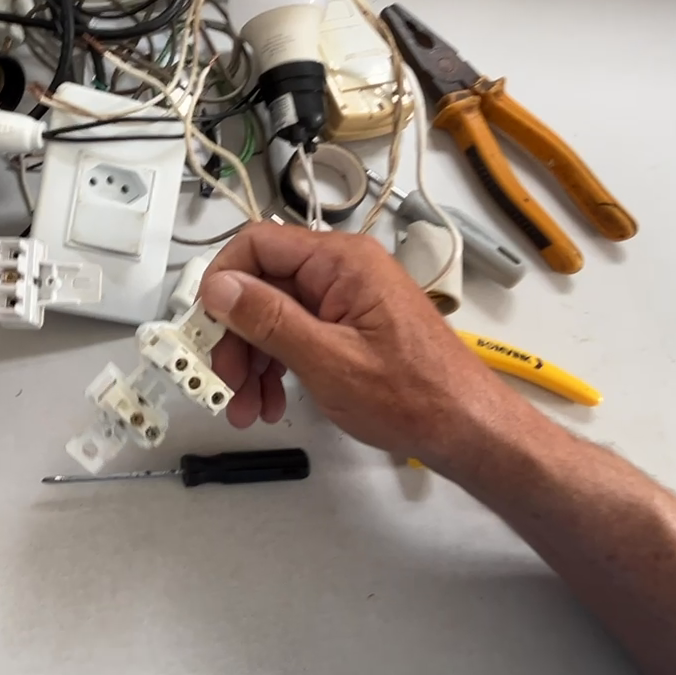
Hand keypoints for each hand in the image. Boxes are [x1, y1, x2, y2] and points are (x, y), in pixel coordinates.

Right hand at [199, 222, 522, 466]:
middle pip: (260, 286)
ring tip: (245, 406)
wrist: (469, 430)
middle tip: (224, 380)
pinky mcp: (345, 323)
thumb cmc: (414, 397)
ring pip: (272, 315)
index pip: (257, 244)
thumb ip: (269, 319)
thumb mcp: (327, 361)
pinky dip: (275, 366)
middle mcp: (340, 270)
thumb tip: (219, 286)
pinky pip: (294, 333)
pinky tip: (268, 401)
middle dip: (236, 335)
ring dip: (251, 359)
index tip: (206, 324)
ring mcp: (343, 297)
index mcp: (340, 262)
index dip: (223, 280)